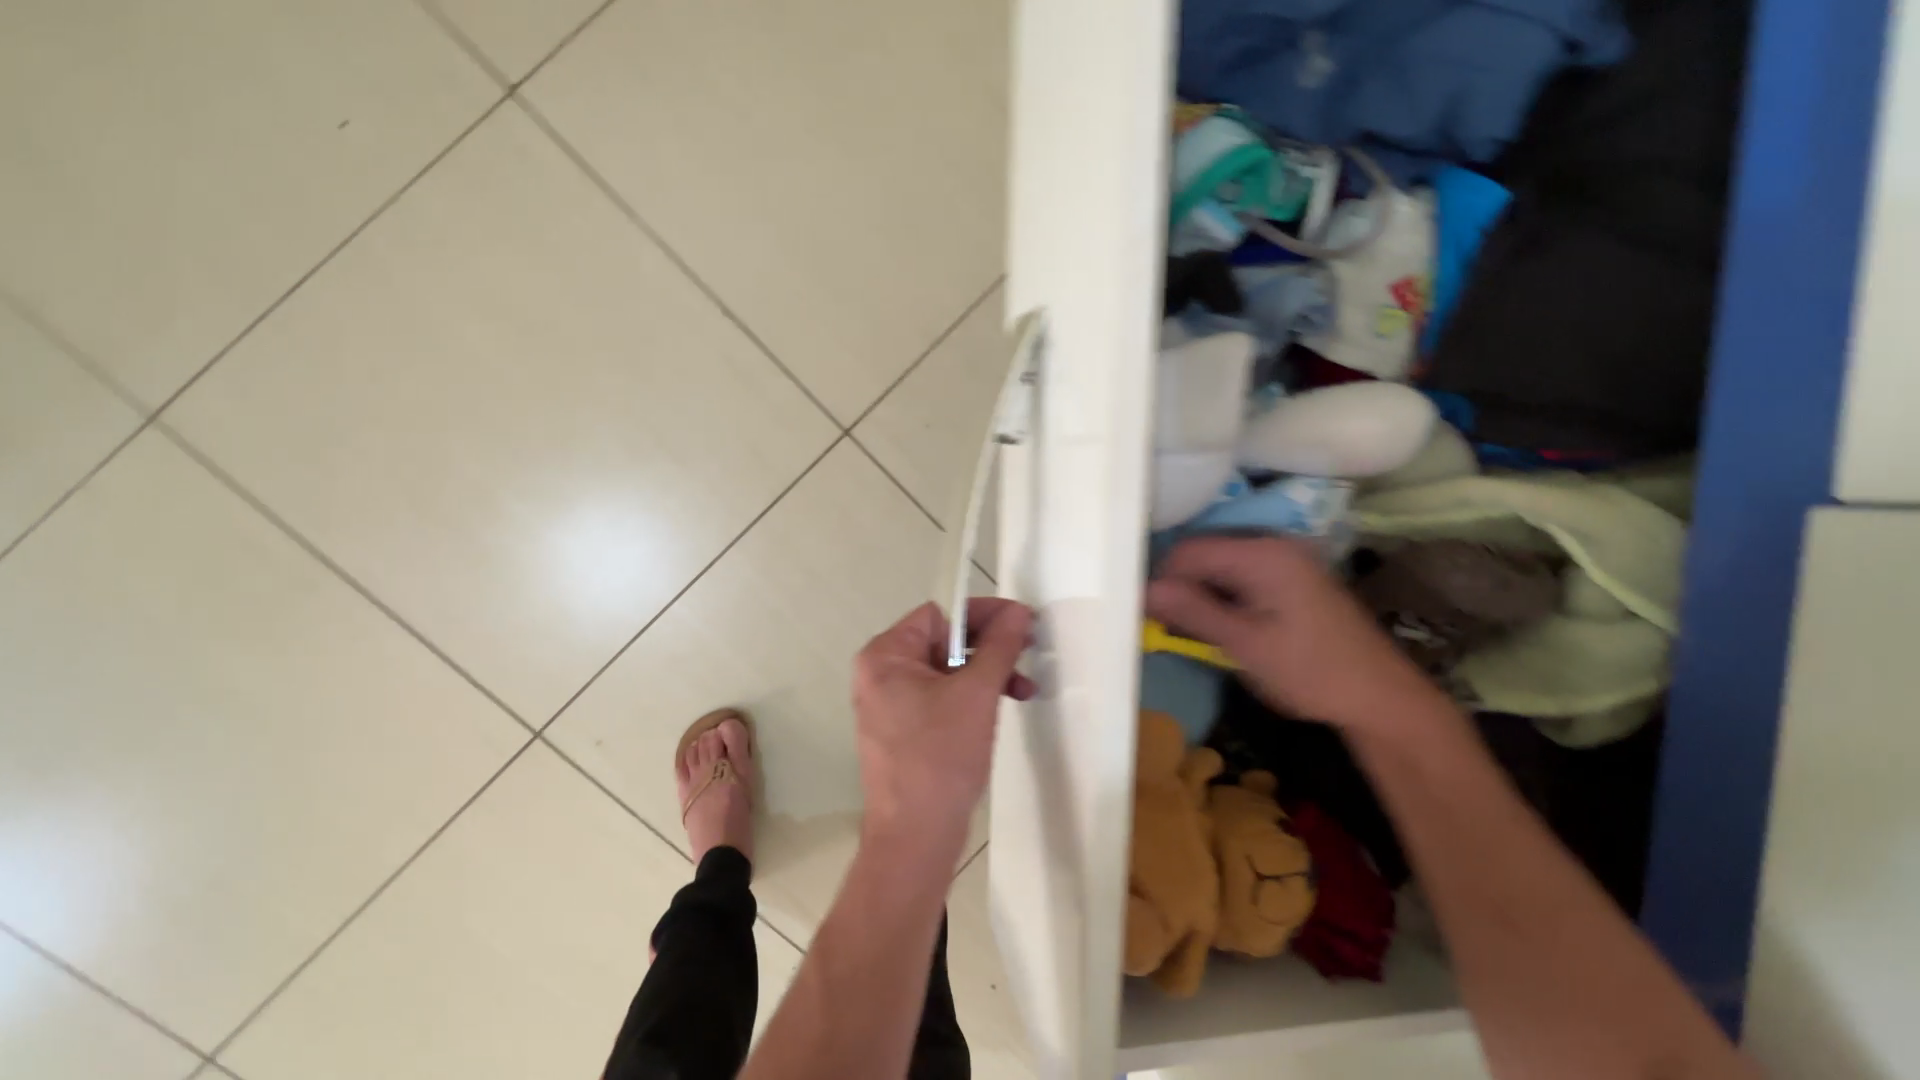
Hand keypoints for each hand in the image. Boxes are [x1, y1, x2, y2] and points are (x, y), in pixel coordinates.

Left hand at [852, 598, 1035, 844]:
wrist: (915, 837)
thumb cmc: (940, 757)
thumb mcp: (976, 694)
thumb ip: (999, 646)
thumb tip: (1019, 611)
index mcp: (885, 656)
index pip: (938, 616)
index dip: (981, 617)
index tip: (1021, 626)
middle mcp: (880, 675)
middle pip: (943, 642)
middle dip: (988, 651)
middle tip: (1026, 659)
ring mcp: (889, 706)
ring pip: (946, 673)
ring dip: (985, 677)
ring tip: (1023, 693)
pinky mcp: (903, 733)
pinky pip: (940, 700)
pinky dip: (970, 701)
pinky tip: (997, 713)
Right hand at [1145, 535, 1445, 733]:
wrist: (1380, 696)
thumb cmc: (1310, 671)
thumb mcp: (1245, 644)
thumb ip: (1194, 611)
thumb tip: (1143, 589)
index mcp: (1261, 554)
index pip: (1188, 551)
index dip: (1162, 581)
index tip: (1147, 617)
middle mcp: (1272, 545)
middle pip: (1204, 554)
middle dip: (1180, 587)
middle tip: (1167, 629)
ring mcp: (1285, 561)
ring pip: (1220, 567)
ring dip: (1201, 595)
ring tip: (1191, 632)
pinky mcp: (1292, 579)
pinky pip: (1241, 577)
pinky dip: (1224, 598)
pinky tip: (1222, 628)